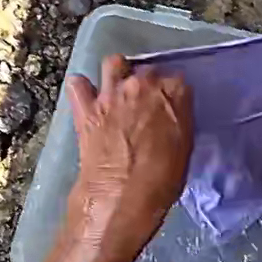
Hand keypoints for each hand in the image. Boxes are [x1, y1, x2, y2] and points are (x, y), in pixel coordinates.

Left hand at [61, 55, 192, 261]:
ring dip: (117, 74)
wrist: (121, 198)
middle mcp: (142, 85)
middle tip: (145, 104)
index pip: (177, 80)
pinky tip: (87, 99)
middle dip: (147, 82)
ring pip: (113, 63)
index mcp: (173, 94)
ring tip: (118, 91)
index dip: (172, 95)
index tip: (170, 108)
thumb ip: (178, 120)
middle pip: (147, 69)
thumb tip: (171, 114)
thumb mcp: (184, 148)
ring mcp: (111, 94)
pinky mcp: (85, 108)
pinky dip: (81, 89)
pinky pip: (77, 84)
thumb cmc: (161, 181)